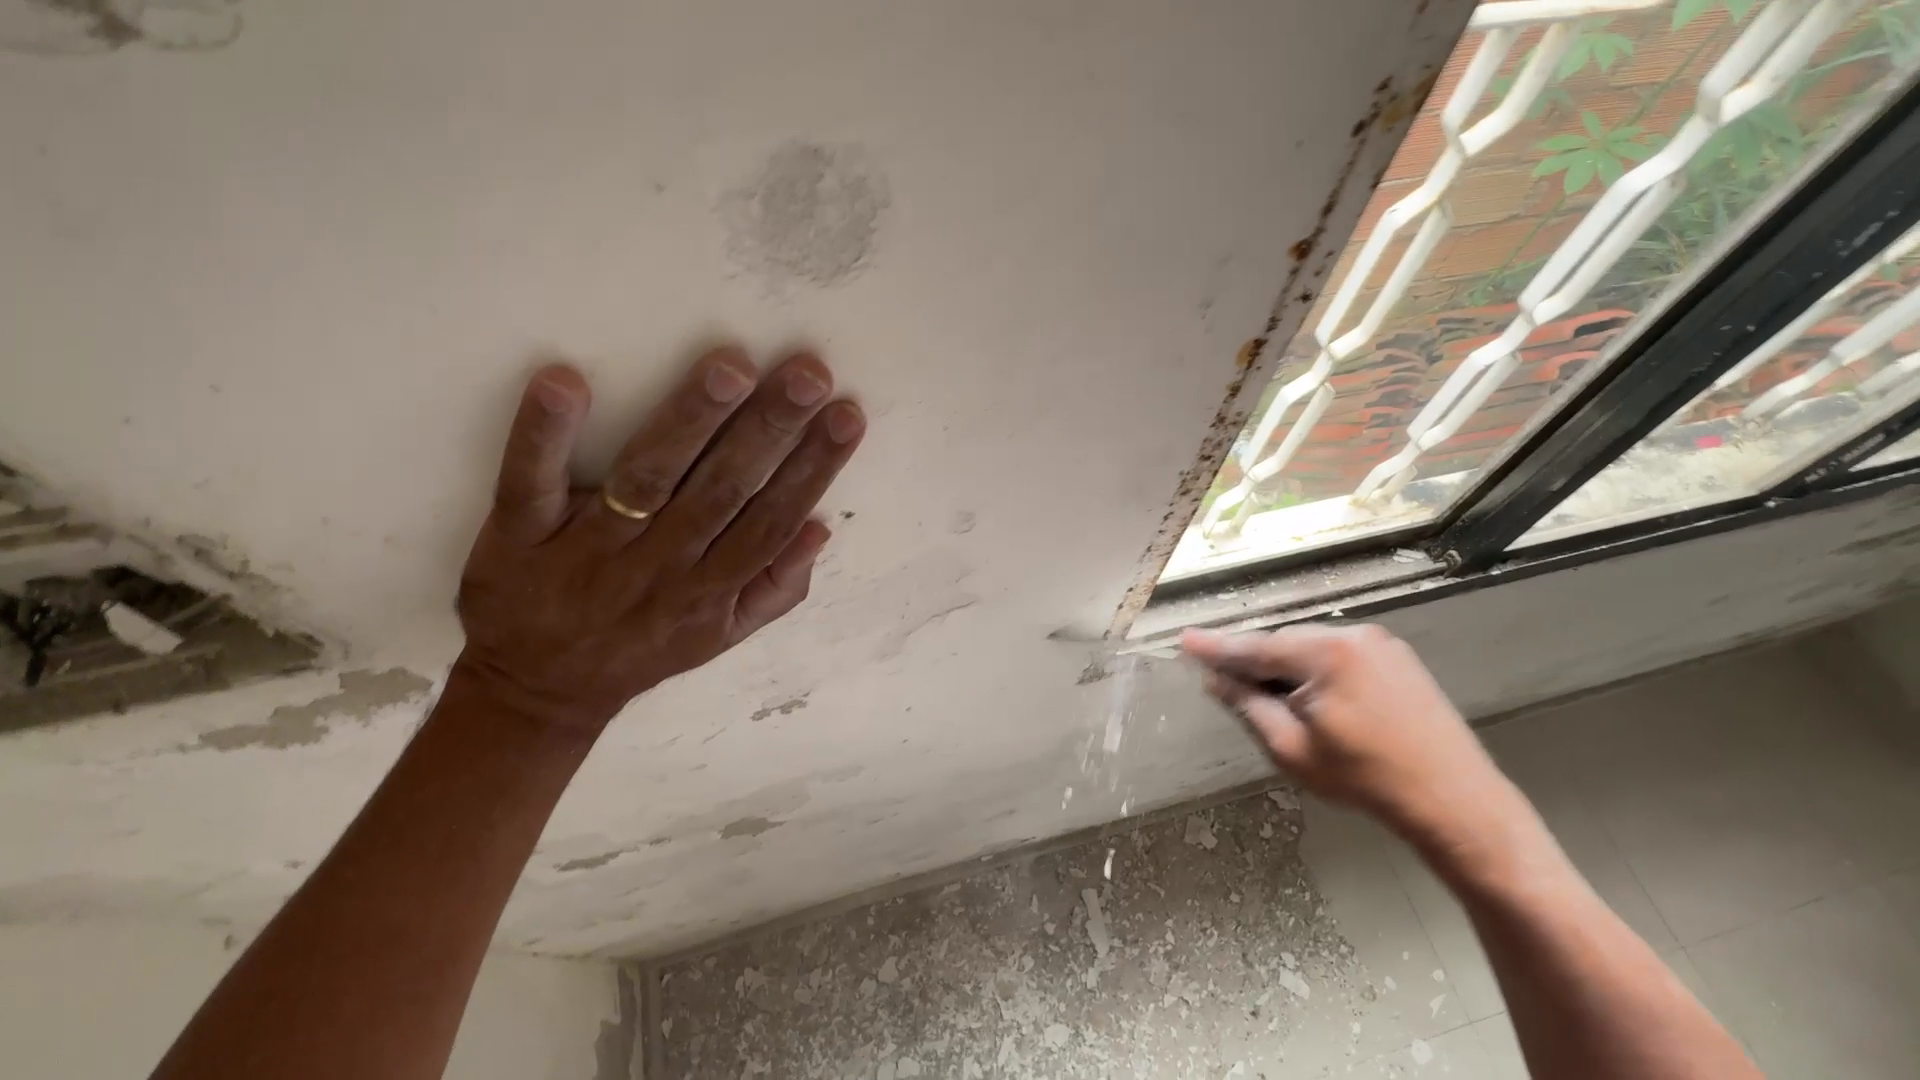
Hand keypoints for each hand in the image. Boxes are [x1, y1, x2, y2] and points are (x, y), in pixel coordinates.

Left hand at [452, 348, 865, 733]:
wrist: (537, 692)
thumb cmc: (641, 651)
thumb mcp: (721, 637)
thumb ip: (775, 588)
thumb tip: (819, 527)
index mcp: (708, 593)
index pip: (771, 522)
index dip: (814, 470)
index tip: (847, 417)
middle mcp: (656, 569)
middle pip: (721, 492)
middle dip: (769, 430)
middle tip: (806, 373)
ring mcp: (586, 551)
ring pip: (647, 480)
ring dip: (690, 423)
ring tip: (730, 370)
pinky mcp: (518, 536)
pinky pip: (531, 482)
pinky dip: (544, 436)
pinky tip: (564, 383)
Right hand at [1183, 625, 1513, 839]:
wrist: (1454, 799)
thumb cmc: (1364, 779)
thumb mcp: (1291, 748)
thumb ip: (1248, 706)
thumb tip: (1215, 680)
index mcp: (1324, 653)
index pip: (1254, 647)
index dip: (1215, 648)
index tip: (1184, 640)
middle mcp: (1352, 635)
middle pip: (1283, 643)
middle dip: (1255, 662)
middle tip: (1227, 684)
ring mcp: (1380, 643)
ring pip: (1311, 647)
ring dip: (1286, 667)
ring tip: (1275, 700)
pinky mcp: (1397, 658)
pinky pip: (1338, 654)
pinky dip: (1315, 669)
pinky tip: (1313, 698)